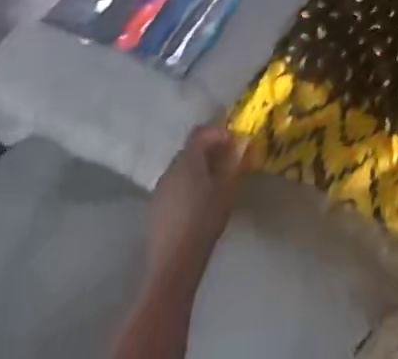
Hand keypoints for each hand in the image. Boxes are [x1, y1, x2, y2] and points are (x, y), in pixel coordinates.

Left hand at [146, 126, 246, 285]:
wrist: (174, 263)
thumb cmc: (204, 221)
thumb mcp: (226, 190)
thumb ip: (233, 163)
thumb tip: (241, 143)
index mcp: (187, 161)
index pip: (200, 133)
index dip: (218, 133)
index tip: (235, 142)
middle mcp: (170, 169)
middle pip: (190, 150)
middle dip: (210, 151)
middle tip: (229, 162)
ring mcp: (160, 188)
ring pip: (182, 168)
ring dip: (199, 168)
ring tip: (216, 183)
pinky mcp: (156, 207)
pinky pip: (175, 185)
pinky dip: (188, 184)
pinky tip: (199, 202)